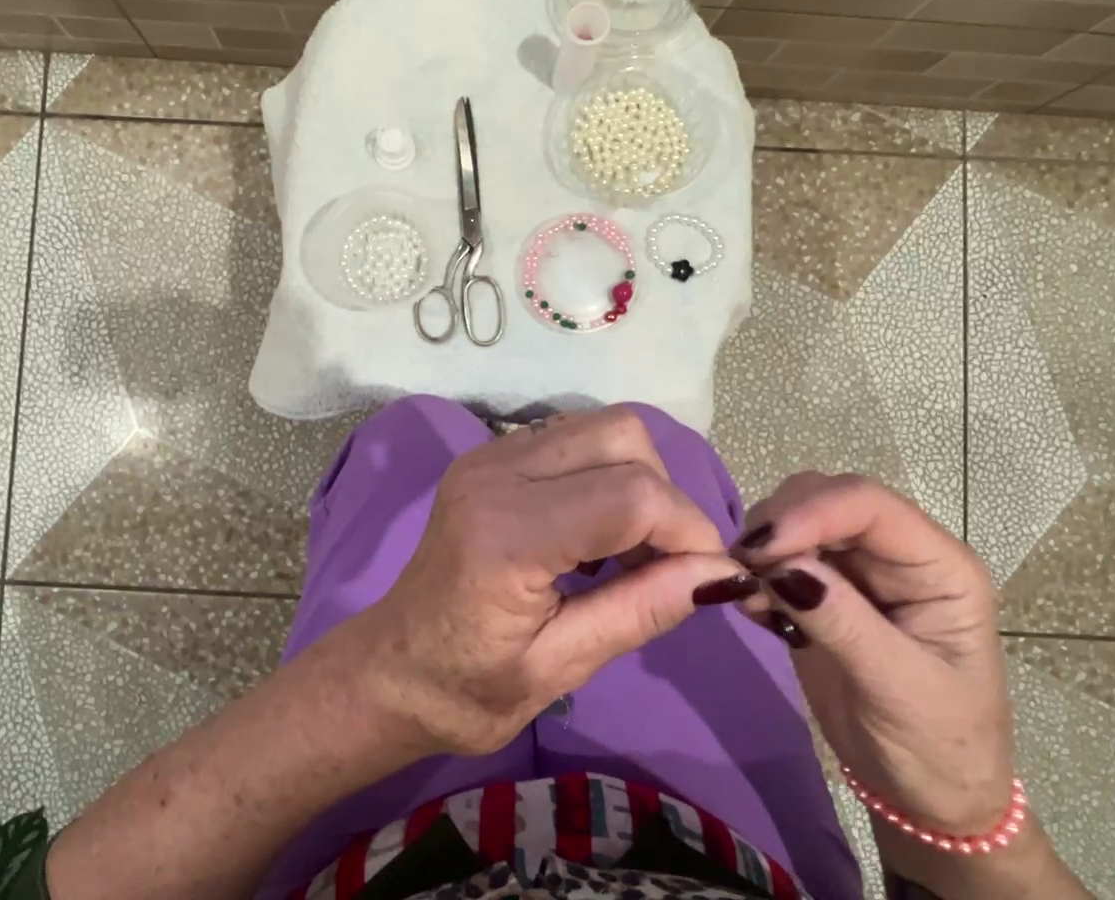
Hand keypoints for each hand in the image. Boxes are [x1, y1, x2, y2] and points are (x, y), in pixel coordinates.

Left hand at [345, 407, 750, 756]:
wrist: (393, 669)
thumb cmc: (468, 688)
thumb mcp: (561, 667)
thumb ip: (641, 610)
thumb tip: (721, 572)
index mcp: (508, 536)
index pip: (630, 495)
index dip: (688, 529)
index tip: (708, 575)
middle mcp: (495, 475)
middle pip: (620, 436)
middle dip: (664, 493)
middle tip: (665, 561)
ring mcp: (486, 458)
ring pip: (598, 426)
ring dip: (636, 476)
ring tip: (629, 549)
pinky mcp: (487, 458)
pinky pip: (570, 438)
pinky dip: (603, 471)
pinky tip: (594, 530)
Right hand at [736, 474, 1014, 841]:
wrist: (927, 798)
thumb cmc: (938, 745)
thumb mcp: (899, 687)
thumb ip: (842, 621)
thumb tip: (777, 565)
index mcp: (938, 566)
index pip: (868, 504)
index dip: (810, 512)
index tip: (759, 549)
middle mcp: (895, 555)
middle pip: (824, 498)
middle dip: (779, 523)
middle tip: (745, 569)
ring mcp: (856, 572)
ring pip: (793, 521)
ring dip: (761, 547)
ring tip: (749, 595)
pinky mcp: (819, 594)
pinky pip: (776, 559)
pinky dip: (753, 572)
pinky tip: (751, 608)